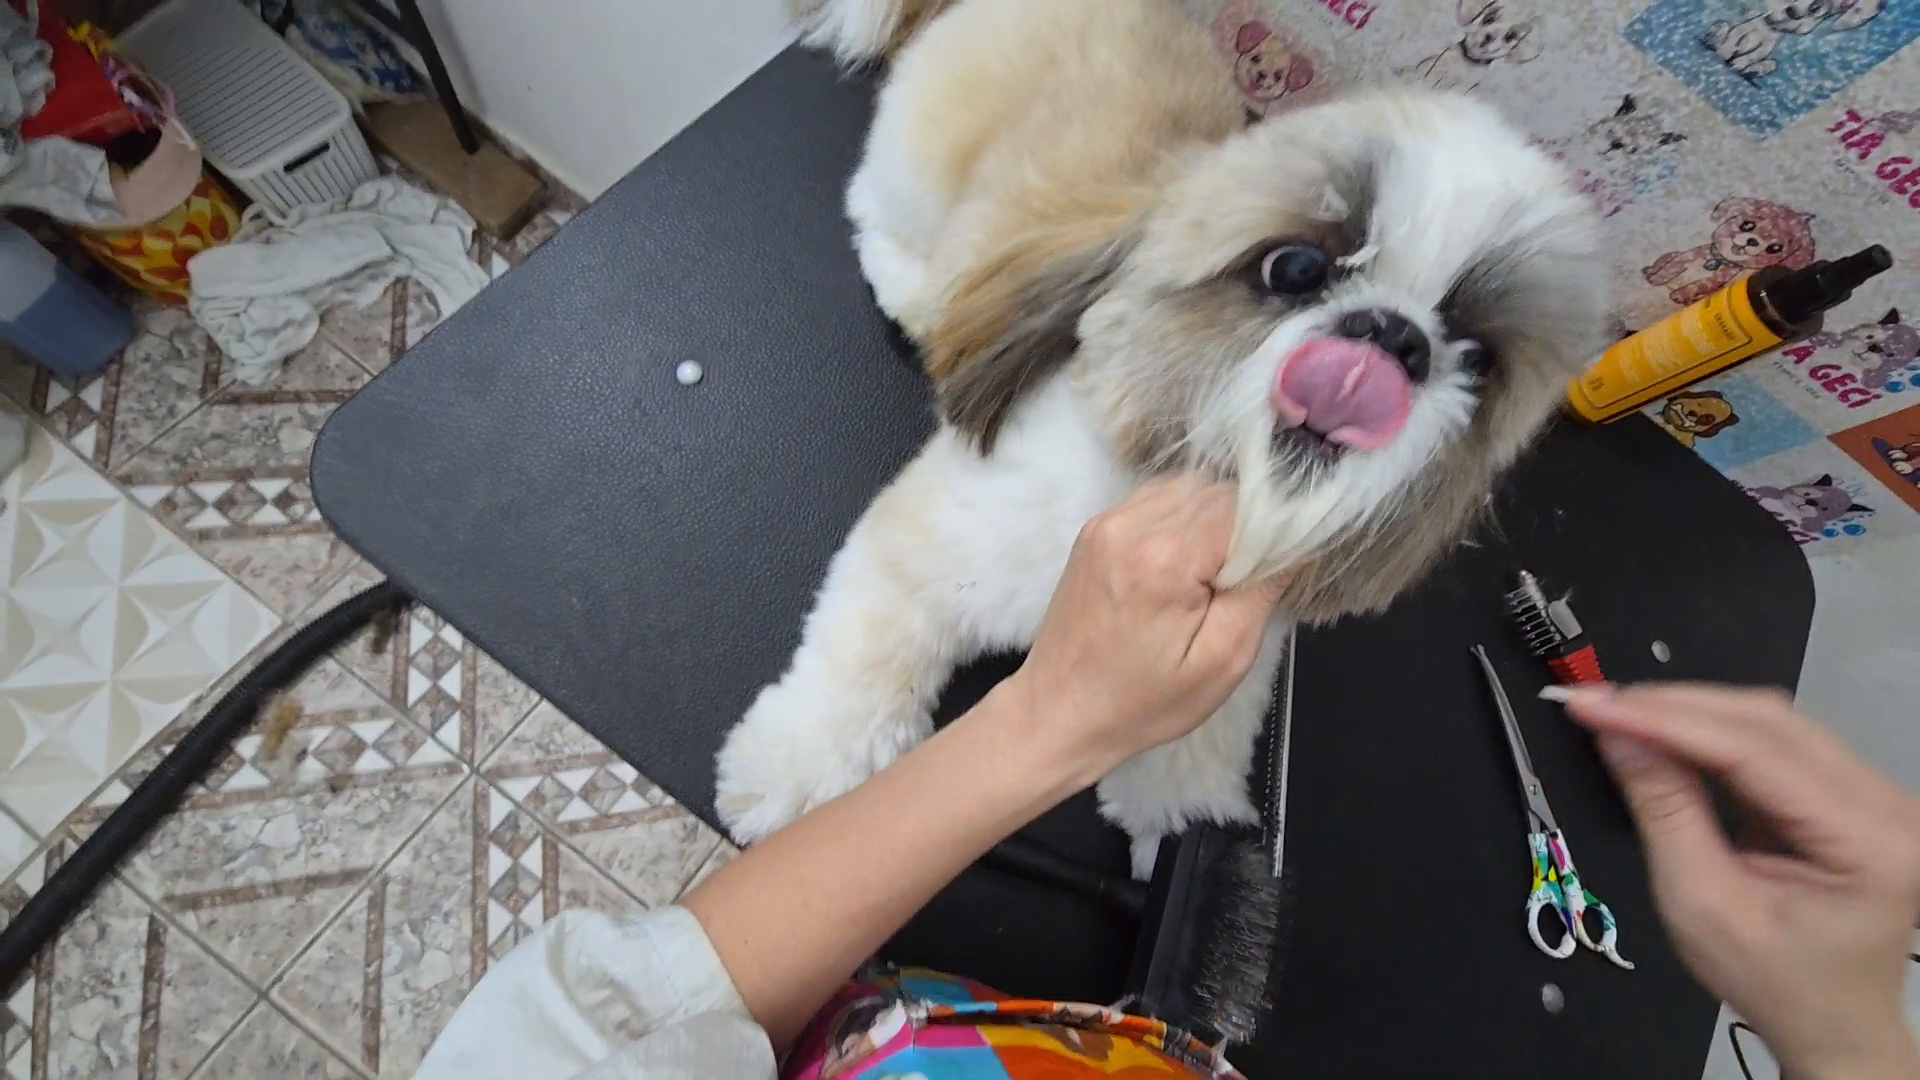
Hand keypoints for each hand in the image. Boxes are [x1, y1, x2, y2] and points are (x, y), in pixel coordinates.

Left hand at [1003, 476, 1282, 784]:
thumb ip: (1260, 589)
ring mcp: (1105, 523)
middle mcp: (1128, 526)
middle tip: (1235, 583)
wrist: (1059, 709)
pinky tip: (1177, 566)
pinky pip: (1153, 502)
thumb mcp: (1222, 661)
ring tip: (1205, 578)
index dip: (1270, 534)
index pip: (1243, 506)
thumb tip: (1293, 537)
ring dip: (1209, 521)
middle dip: (1241, 527)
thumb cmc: (1141, 701)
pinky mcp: (1093, 530)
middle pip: (1214, 492)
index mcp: (1163, 558)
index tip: (1269, 574)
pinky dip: (1177, 522)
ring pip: (1184, 490)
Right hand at [1565, 684, 1919, 1079]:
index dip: (1659, 719)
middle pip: (1766, 721)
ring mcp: (1870, 797)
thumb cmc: (1765, 974)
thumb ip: (1661, 807)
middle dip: (1667, 704)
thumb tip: (1612, 733)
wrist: (1825, 1019)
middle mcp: (1888, 808)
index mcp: (1871, 845)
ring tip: (1609, 710)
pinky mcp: (1840, 793)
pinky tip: (1652, 727)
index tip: (1582, 703)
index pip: (1751, 753)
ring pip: (1765, 719)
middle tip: (1587, 700)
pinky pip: (1765, 737)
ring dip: (1681, 708)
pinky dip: (1699, 726)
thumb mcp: (1698, 895)